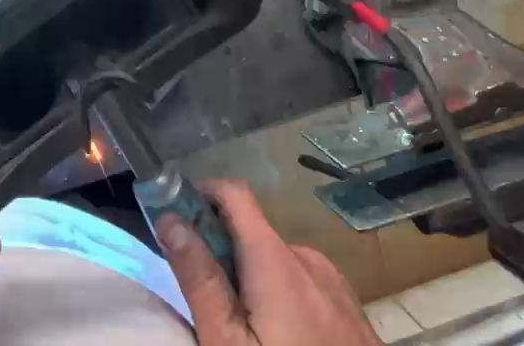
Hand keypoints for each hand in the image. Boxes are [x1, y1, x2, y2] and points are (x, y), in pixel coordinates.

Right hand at [158, 179, 379, 345]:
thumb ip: (199, 278)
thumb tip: (170, 218)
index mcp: (277, 260)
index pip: (233, 193)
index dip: (198, 197)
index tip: (174, 226)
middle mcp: (309, 260)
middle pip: (251, 234)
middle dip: (221, 256)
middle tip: (207, 308)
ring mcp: (337, 288)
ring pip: (277, 264)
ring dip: (252, 283)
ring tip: (247, 339)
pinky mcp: (354, 316)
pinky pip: (305, 289)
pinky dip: (282, 301)